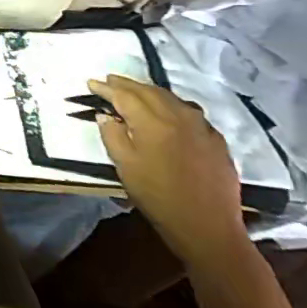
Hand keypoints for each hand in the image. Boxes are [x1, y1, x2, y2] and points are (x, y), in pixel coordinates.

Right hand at [92, 75, 251, 273]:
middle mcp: (178, 116)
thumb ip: (112, 135)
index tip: (91, 83)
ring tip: (134, 91)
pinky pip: (189, 112)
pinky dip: (171, 105)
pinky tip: (167, 111)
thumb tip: (105, 115)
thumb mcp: (124, 166)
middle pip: (148, 91)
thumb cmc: (157, 196)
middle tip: (109, 80)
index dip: (105, 88)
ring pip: (171, 98)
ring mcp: (201, 127)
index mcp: (152, 122)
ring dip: (149, 91)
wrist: (207, 226)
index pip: (124, 95)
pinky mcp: (216, 139)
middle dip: (127, 84)